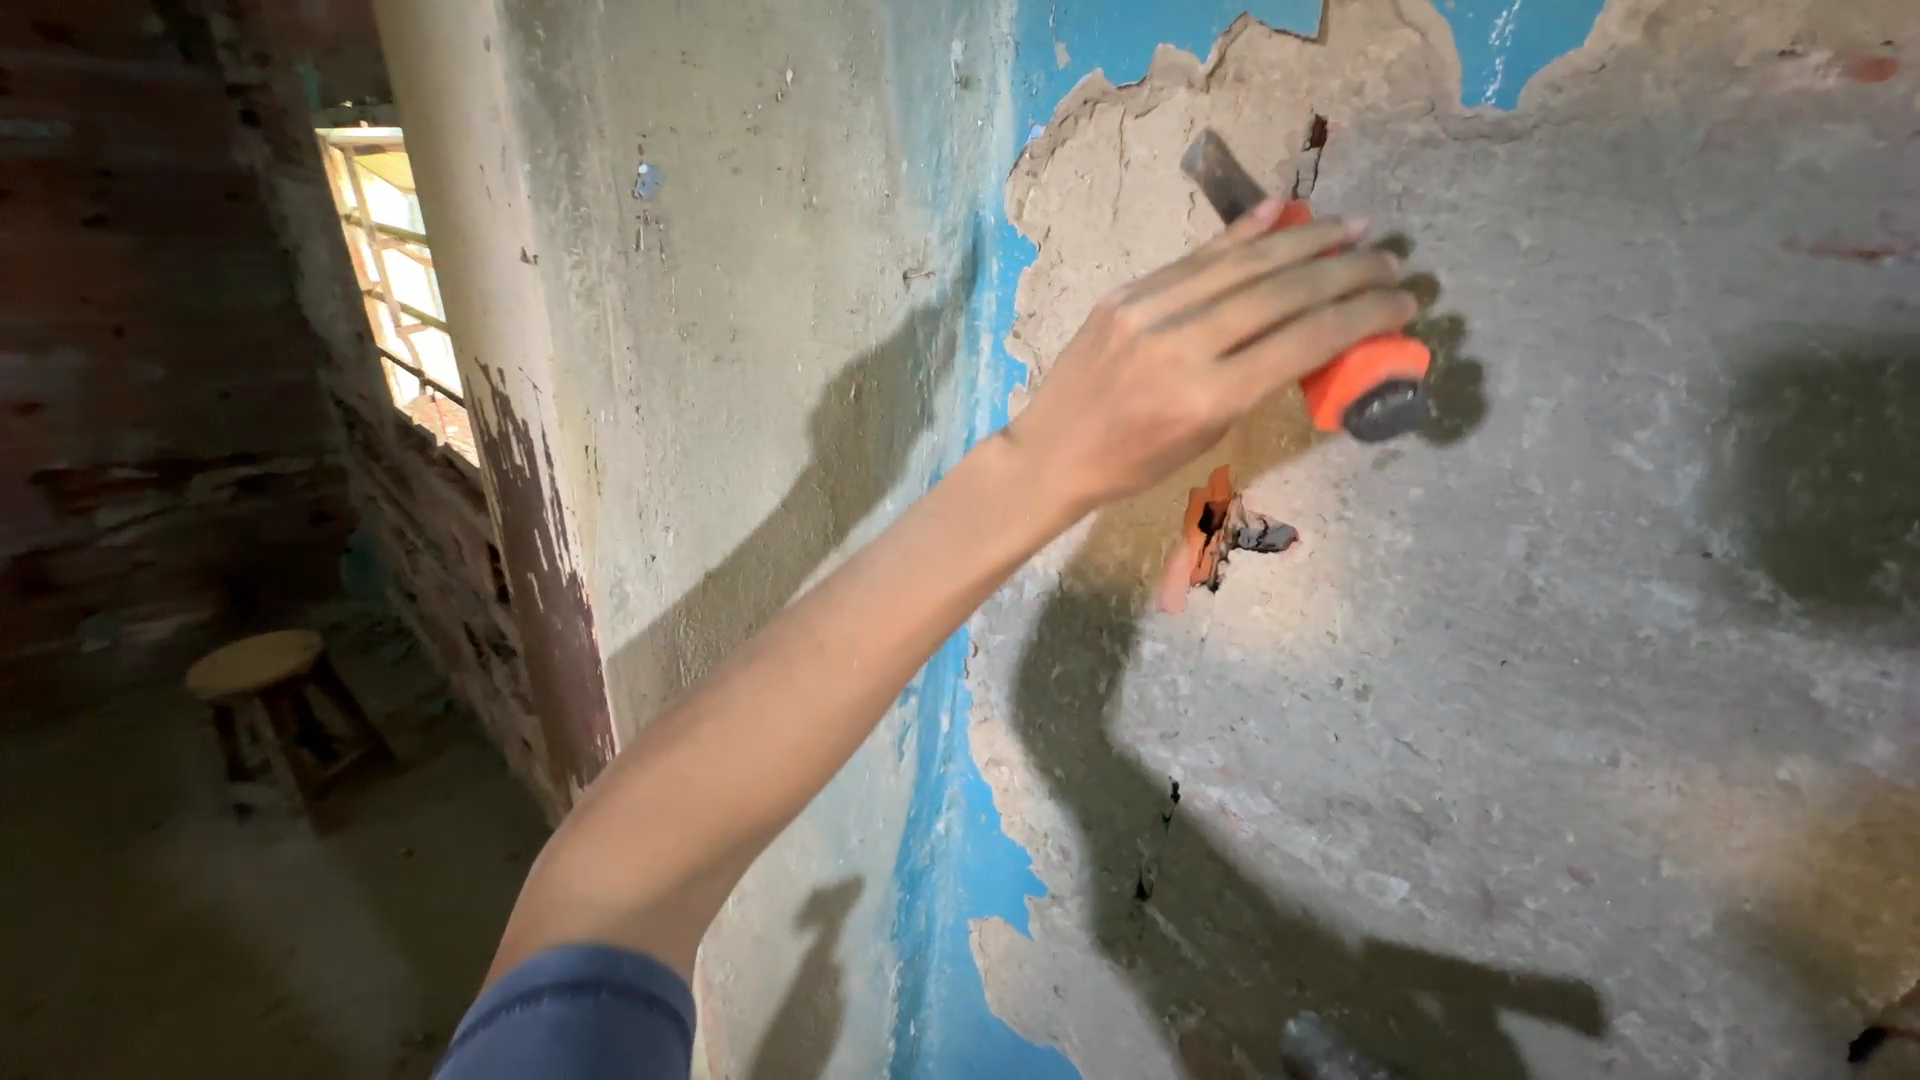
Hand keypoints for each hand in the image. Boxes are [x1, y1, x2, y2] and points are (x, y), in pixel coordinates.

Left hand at [1005, 196, 1415, 511]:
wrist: (1050, 452)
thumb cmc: (1131, 465)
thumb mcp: (1204, 438)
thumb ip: (1253, 383)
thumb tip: (1302, 333)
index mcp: (1208, 396)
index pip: (1306, 340)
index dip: (1365, 315)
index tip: (1404, 302)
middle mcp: (1181, 344)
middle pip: (1283, 291)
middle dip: (1347, 271)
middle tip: (1390, 259)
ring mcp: (1148, 312)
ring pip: (1242, 263)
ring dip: (1305, 240)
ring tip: (1353, 226)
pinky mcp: (1124, 295)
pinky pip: (1194, 259)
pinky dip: (1240, 235)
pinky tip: (1280, 214)